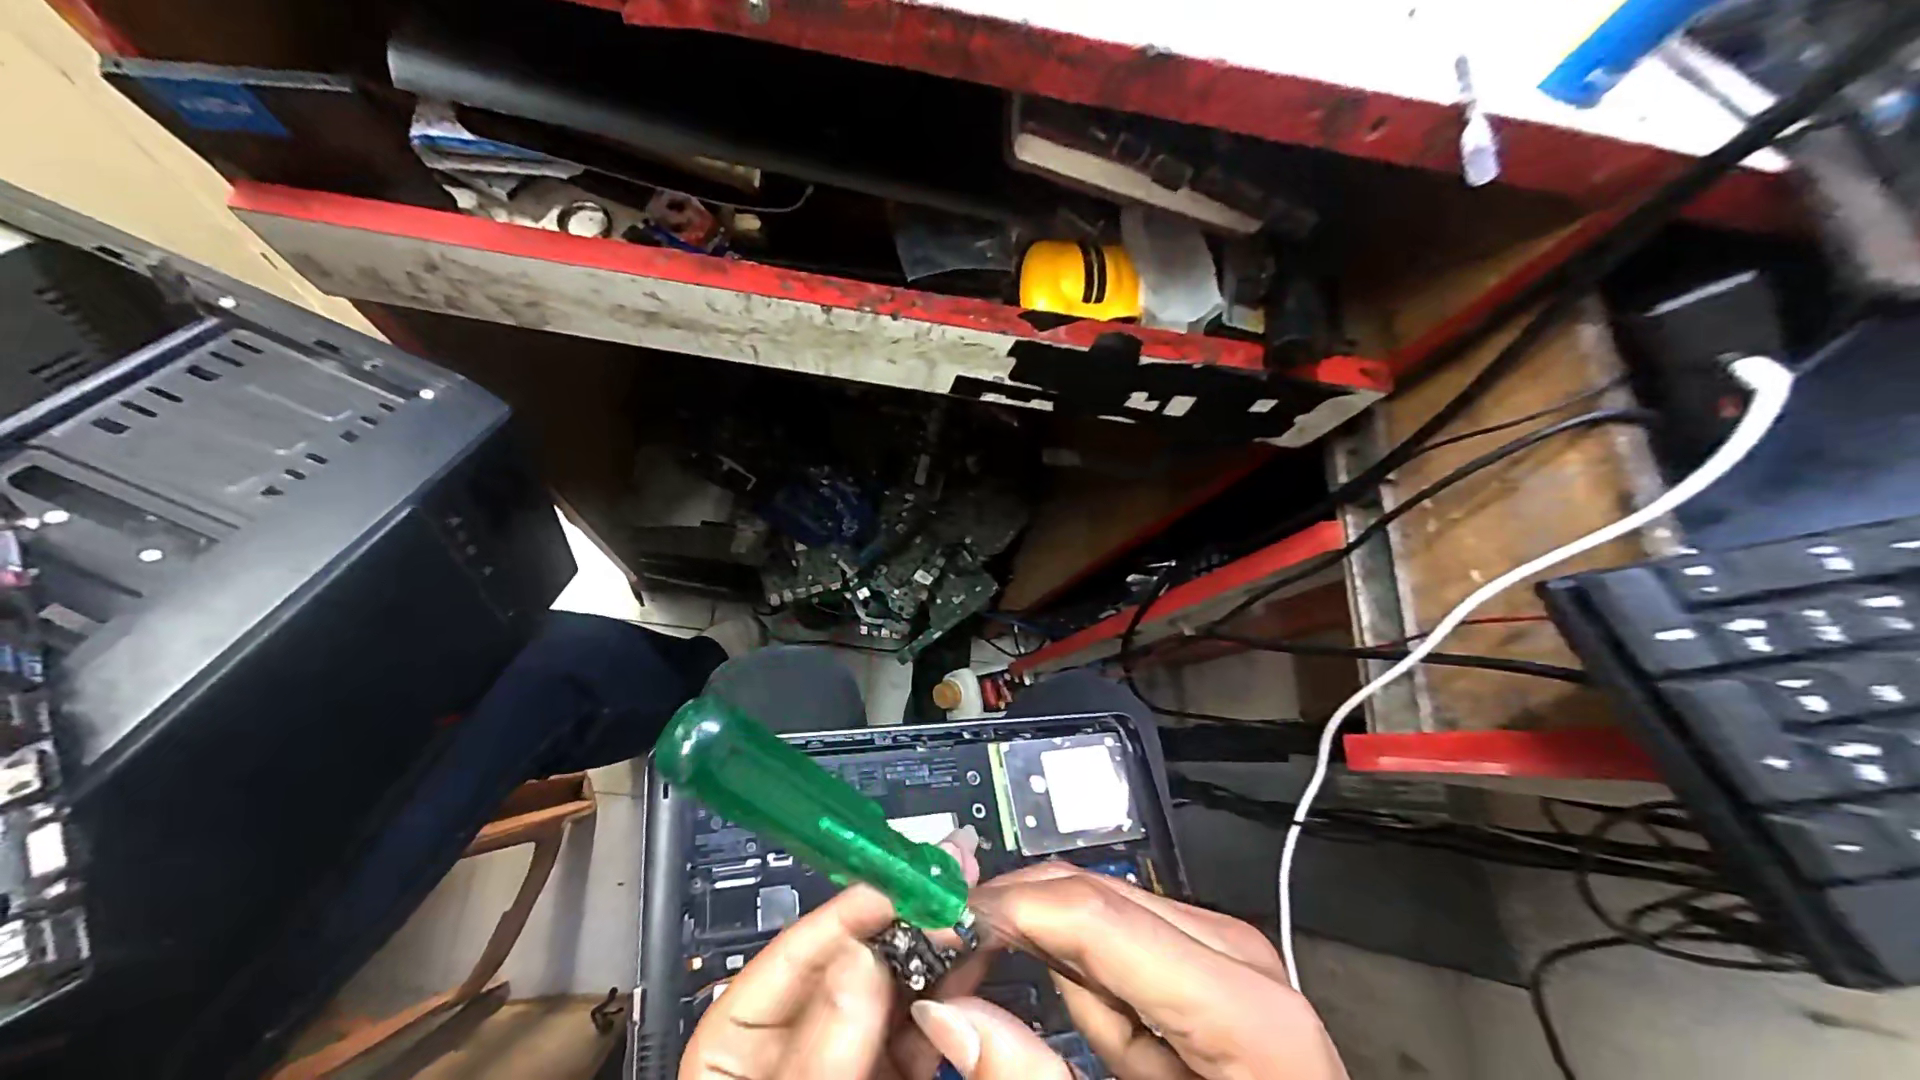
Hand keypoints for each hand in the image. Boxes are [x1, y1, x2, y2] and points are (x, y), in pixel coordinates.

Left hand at [679, 828, 982, 1079]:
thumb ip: (817, 1046)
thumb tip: (861, 956)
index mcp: (739, 1036)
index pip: (799, 947)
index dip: (855, 903)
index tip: (902, 874)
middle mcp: (797, 1034)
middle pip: (857, 957)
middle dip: (908, 914)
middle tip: (951, 873)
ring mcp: (847, 1053)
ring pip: (894, 986)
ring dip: (936, 943)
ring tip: (970, 903)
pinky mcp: (887, 1073)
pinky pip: (919, 1026)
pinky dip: (950, 995)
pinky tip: (971, 959)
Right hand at [906, 862, 1347, 1079]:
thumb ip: (1037, 1079)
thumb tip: (952, 1016)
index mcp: (1242, 1009)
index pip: (1097, 916)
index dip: (1010, 906)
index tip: (947, 920)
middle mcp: (1235, 961)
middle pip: (1096, 898)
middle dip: (1016, 915)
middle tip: (956, 951)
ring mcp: (1227, 958)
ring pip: (1103, 912)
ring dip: (1041, 941)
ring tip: (993, 977)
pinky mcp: (1210, 969)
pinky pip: (1124, 946)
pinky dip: (1081, 970)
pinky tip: (1066, 1003)